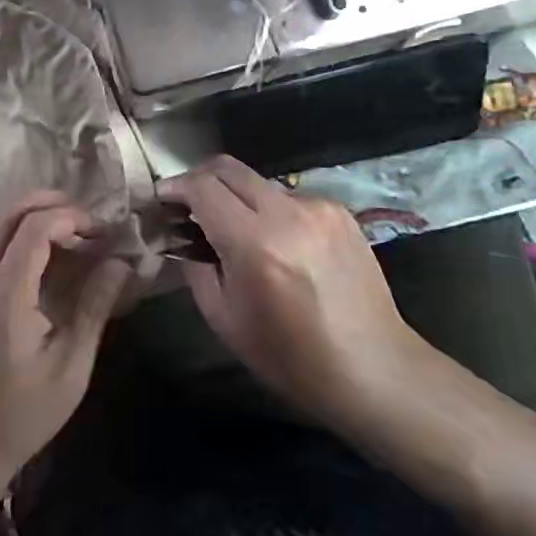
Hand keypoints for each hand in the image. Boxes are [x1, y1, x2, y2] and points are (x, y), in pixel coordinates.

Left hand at [0, 190, 131, 480]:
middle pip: (7, 211)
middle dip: (50, 202)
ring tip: (76, 236)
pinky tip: (54, 257)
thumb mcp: (70, 366)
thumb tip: (122, 262)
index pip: (34, 227)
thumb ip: (94, 307)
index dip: (72, 217)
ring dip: (36, 216)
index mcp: (5, 295)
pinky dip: (24, 235)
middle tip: (88, 222)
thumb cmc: (22, 414)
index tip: (102, 233)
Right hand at [165, 155, 425, 425]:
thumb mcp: (225, 320)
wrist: (373, 368)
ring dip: (239, 197)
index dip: (176, 186)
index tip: (163, 198)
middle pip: (229, 168)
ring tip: (238, 232)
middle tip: (189, 204)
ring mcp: (319, 207)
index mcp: (256, 244)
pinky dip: (273, 212)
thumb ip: (197, 268)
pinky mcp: (340, 211)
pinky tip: (280, 243)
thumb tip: (183, 236)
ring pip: (260, 183)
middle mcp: (288, 213)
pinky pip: (290, 197)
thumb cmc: (291, 357)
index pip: (203, 187)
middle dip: (201, 178)